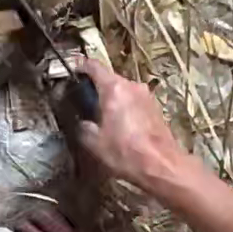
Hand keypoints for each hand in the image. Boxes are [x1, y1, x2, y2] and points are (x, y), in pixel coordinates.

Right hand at [72, 56, 196, 190]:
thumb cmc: (127, 152)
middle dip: (96, 90)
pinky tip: (121, 127)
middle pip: (109, 79)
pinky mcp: (155, 108)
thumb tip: (82, 123)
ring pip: (123, 91)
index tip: (72, 72)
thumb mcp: (94, 143)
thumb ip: (83, 127)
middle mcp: (132, 86)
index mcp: (114, 88)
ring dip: (112, 100)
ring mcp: (146, 96)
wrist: (161, 165)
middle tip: (85, 104)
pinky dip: (125, 109)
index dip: (80, 67)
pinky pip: (135, 102)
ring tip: (103, 119)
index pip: (93, 66)